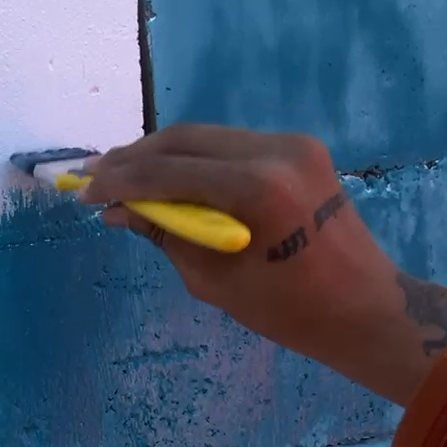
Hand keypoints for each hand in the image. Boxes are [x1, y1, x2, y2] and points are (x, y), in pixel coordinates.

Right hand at [80, 124, 446, 405]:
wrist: (364, 306)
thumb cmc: (287, 309)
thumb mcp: (211, 278)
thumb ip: (164, 233)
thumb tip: (116, 211)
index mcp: (257, 189)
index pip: (168, 172)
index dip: (118, 181)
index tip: (82, 192)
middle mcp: (275, 150)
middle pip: (183, 139)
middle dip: (131, 158)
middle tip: (92, 176)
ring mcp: (290, 144)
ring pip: (202, 137)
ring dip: (157, 155)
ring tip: (118, 175)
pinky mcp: (296, 149)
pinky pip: (225, 146)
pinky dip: (188, 160)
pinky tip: (162, 176)